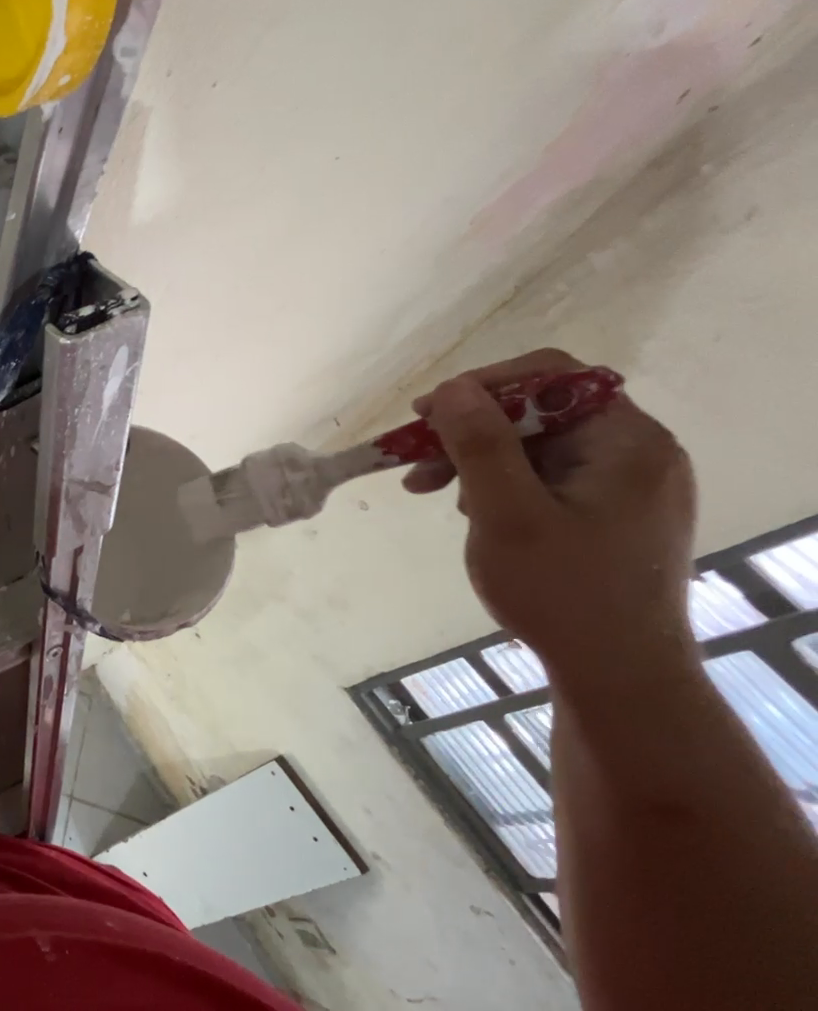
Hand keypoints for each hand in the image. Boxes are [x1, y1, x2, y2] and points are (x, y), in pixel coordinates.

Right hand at [404, 349, 698, 678]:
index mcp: (626, 441)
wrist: (617, 672)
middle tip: (414, 458)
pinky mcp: (612, 513)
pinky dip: (499, 482)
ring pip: (537, 445)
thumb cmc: (560, 591)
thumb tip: (451, 388)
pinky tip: (469, 509)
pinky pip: (547, 476)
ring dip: (475, 457)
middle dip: (469, 429)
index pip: (552, 377)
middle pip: (541, 411)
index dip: (484, 385)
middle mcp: (636, 452)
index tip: (425, 415)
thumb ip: (480, 445)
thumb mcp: (506, 513)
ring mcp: (627, 484)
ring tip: (428, 490)